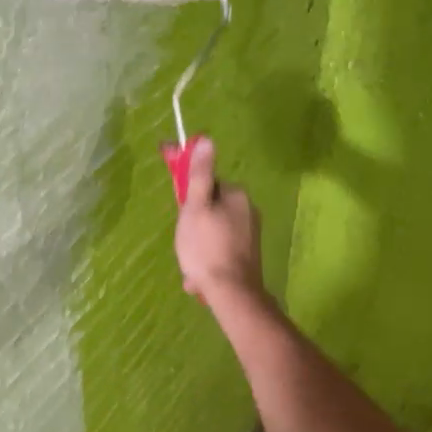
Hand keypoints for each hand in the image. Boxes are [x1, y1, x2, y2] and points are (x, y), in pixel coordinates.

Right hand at [175, 140, 264, 302]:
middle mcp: (249, 210)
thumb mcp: (195, 207)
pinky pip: (221, 249)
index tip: (180, 214)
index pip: (207, 185)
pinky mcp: (249, 255)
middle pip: (210, 208)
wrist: (231, 292)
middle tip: (184, 243)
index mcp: (236, 194)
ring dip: (198, 245)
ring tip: (191, 265)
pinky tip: (200, 275)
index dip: (189, 198)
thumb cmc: (206, 247)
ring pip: (214, 231)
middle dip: (194, 225)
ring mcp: (251, 234)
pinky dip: (209, 258)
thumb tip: (206, 139)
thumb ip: (199, 174)